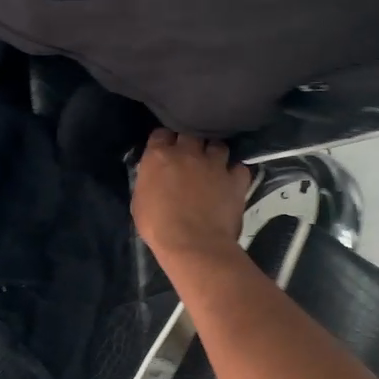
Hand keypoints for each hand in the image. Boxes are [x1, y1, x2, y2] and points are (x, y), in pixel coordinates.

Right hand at [131, 129, 251, 262]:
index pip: (161, 133)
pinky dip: (235, 171)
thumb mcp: (140, 199)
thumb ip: (148, 180)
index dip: (164, 140)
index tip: (164, 148)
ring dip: (214, 152)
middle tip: (189, 154)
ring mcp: (214, 164)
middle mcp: (187, 153)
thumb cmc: (157, 225)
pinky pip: (239, 168)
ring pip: (218, 145)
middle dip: (190, 141)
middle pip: (191, 134)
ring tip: (213, 163)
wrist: (193, 244)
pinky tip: (231, 179)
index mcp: (158, 156)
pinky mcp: (235, 180)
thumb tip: (153, 177)